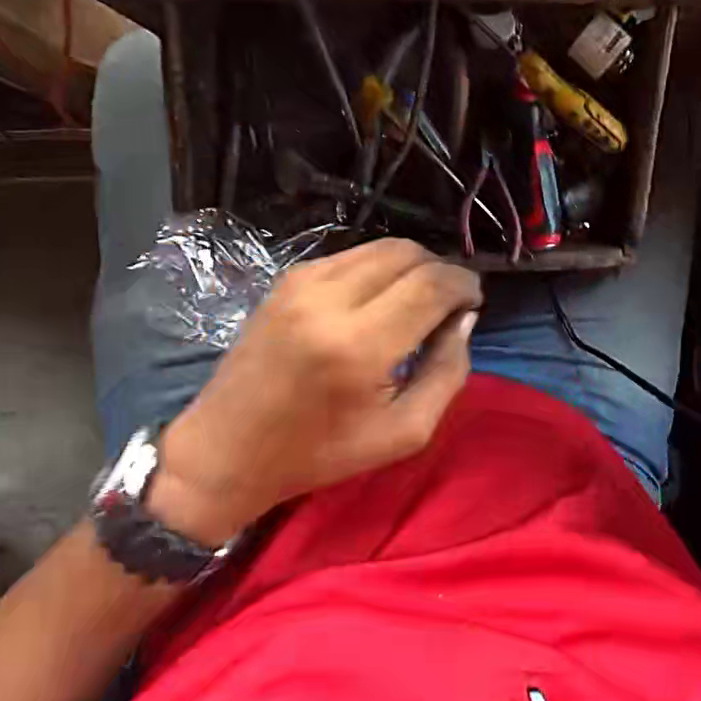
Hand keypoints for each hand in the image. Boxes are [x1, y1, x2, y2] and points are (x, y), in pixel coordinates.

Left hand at [151, 239, 482, 541]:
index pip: (433, 284)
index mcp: (359, 345)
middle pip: (410, 254)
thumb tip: (463, 320)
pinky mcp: (288, 279)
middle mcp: (329, 299)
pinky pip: (353, 255)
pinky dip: (380, 268)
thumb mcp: (403, 432)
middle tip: (451, 302)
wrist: (225, 450)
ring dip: (414, 265)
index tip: (474, 302)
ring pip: (383, 247)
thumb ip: (447, 372)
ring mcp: (302, 283)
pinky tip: (381, 299)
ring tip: (421, 299)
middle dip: (443, 271)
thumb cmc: (319, 453)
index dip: (465, 284)